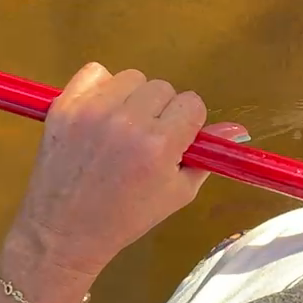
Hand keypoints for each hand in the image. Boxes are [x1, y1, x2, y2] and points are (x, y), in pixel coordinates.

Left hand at [3, 63, 242, 299]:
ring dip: (132, 98)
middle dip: (160, 111)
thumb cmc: (127, 217)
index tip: (174, 141)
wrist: (65, 231)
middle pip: (163, 88)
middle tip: (145, 140)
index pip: (192, 104)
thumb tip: (238, 129)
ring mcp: (92, 109)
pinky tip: (98, 115)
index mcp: (159, 144)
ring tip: (119, 128)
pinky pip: (94, 71)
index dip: (186, 123)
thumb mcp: (178, 192)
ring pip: (132, 78)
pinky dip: (100, 87)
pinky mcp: (65, 104)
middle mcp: (127, 120)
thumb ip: (207, 155)